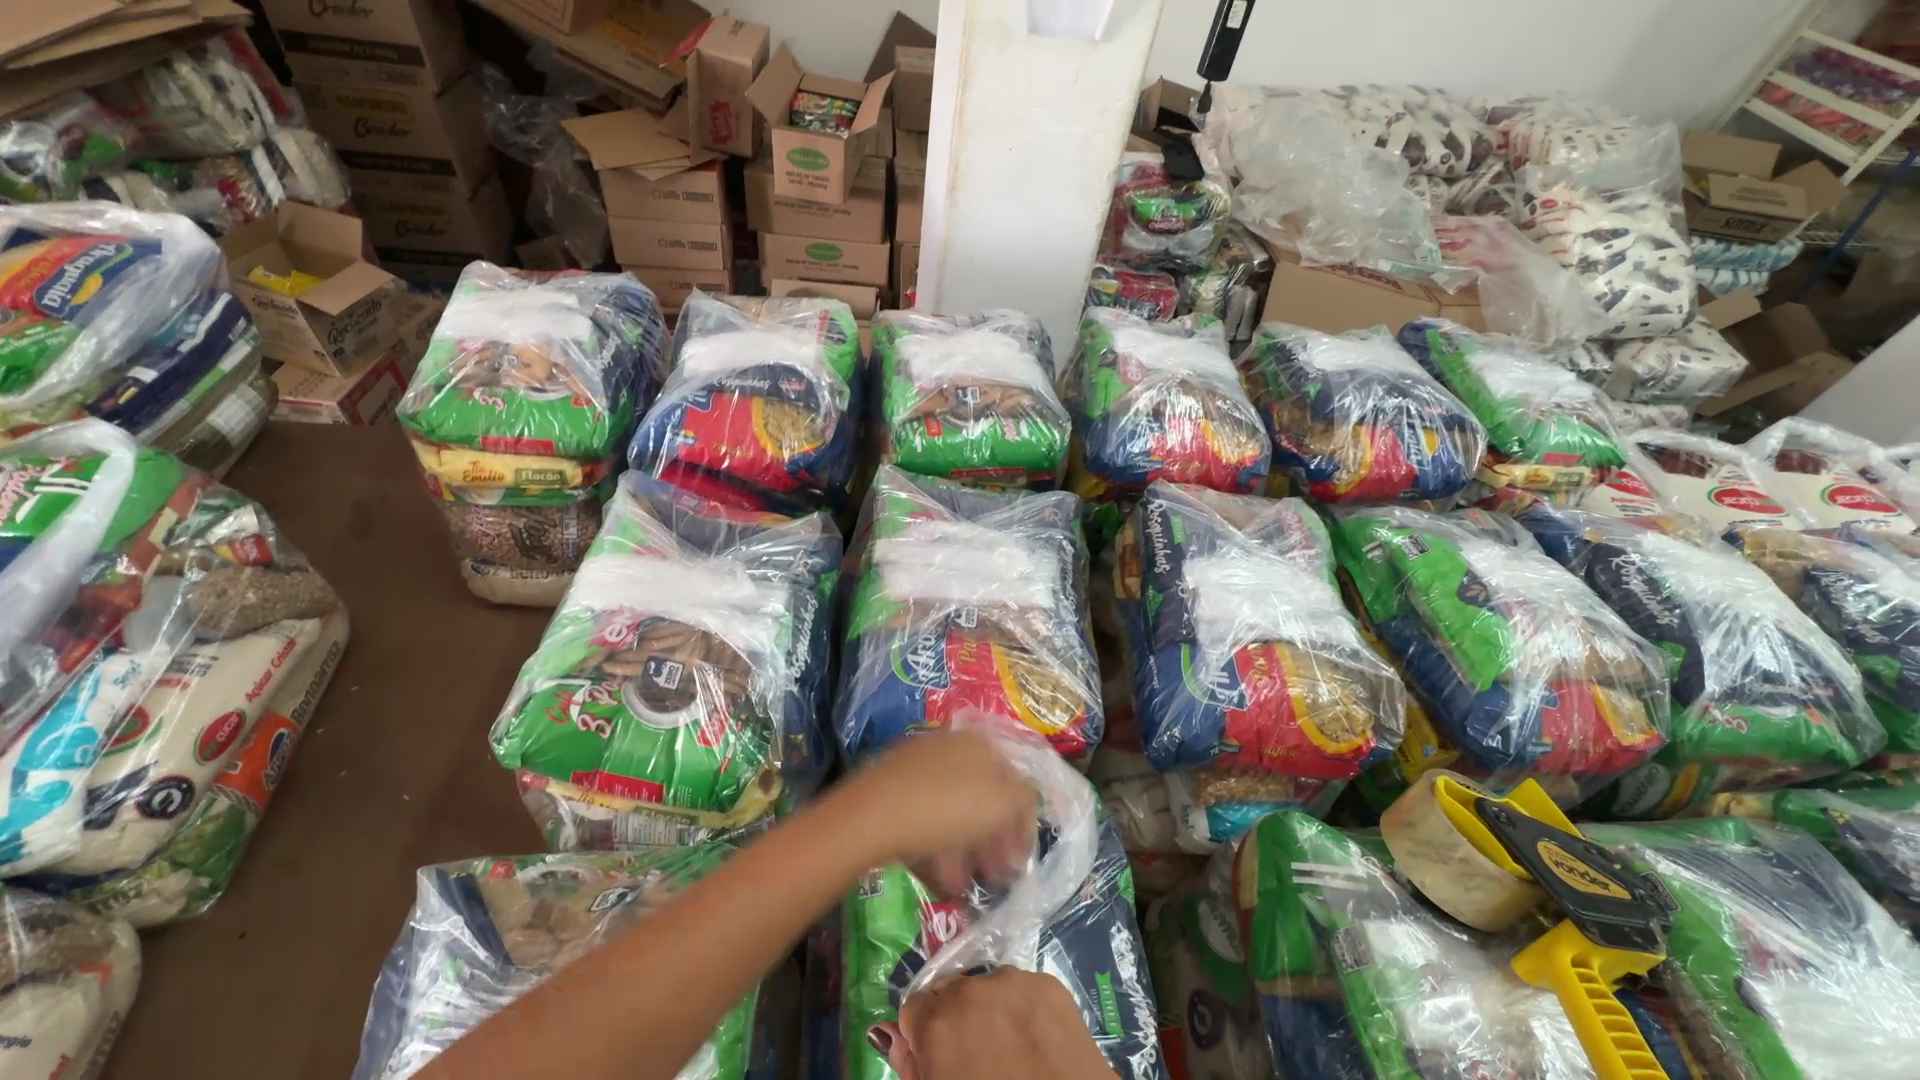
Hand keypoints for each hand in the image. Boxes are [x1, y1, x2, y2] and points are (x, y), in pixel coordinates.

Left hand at [826, 730, 1038, 895]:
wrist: (872, 815)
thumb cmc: (947, 807)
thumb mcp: (1004, 803)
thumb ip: (1026, 800)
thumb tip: (1025, 804)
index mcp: (981, 743)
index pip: (1015, 784)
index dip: (1023, 827)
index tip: (1019, 865)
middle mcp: (950, 746)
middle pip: (982, 799)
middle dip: (992, 842)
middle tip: (993, 877)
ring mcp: (917, 766)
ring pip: (953, 812)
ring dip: (965, 850)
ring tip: (963, 885)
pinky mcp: (891, 788)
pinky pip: (925, 818)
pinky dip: (937, 846)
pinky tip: (937, 876)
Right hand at [874, 970, 1116, 1079]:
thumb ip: (911, 1064)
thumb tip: (889, 1034)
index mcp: (935, 1022)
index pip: (913, 1008)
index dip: (925, 1035)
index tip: (941, 1057)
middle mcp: (970, 989)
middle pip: (951, 992)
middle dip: (957, 1018)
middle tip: (978, 1057)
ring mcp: (1013, 981)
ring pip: (989, 987)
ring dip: (992, 1009)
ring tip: (1012, 1049)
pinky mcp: (1049, 983)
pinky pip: (1024, 989)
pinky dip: (1025, 1009)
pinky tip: (1037, 1042)